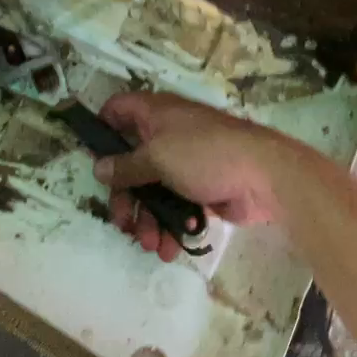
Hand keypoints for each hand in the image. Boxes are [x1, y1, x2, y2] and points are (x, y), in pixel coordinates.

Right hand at [93, 92, 296, 261]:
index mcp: (155, 113)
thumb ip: (126, 165)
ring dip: (147, 218)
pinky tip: (170, 247)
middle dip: (125, 196)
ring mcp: (185, 162)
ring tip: (151, 245)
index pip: (117, 109)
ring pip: (153, 190)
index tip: (92, 158)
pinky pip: (175, 206)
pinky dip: (170, 225)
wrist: (264, 175)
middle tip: (121, 222)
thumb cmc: (205, 154)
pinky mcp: (201, 188)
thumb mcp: (157, 157)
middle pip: (131, 162)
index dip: (101, 128)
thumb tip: (98, 167)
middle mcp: (167, 134)